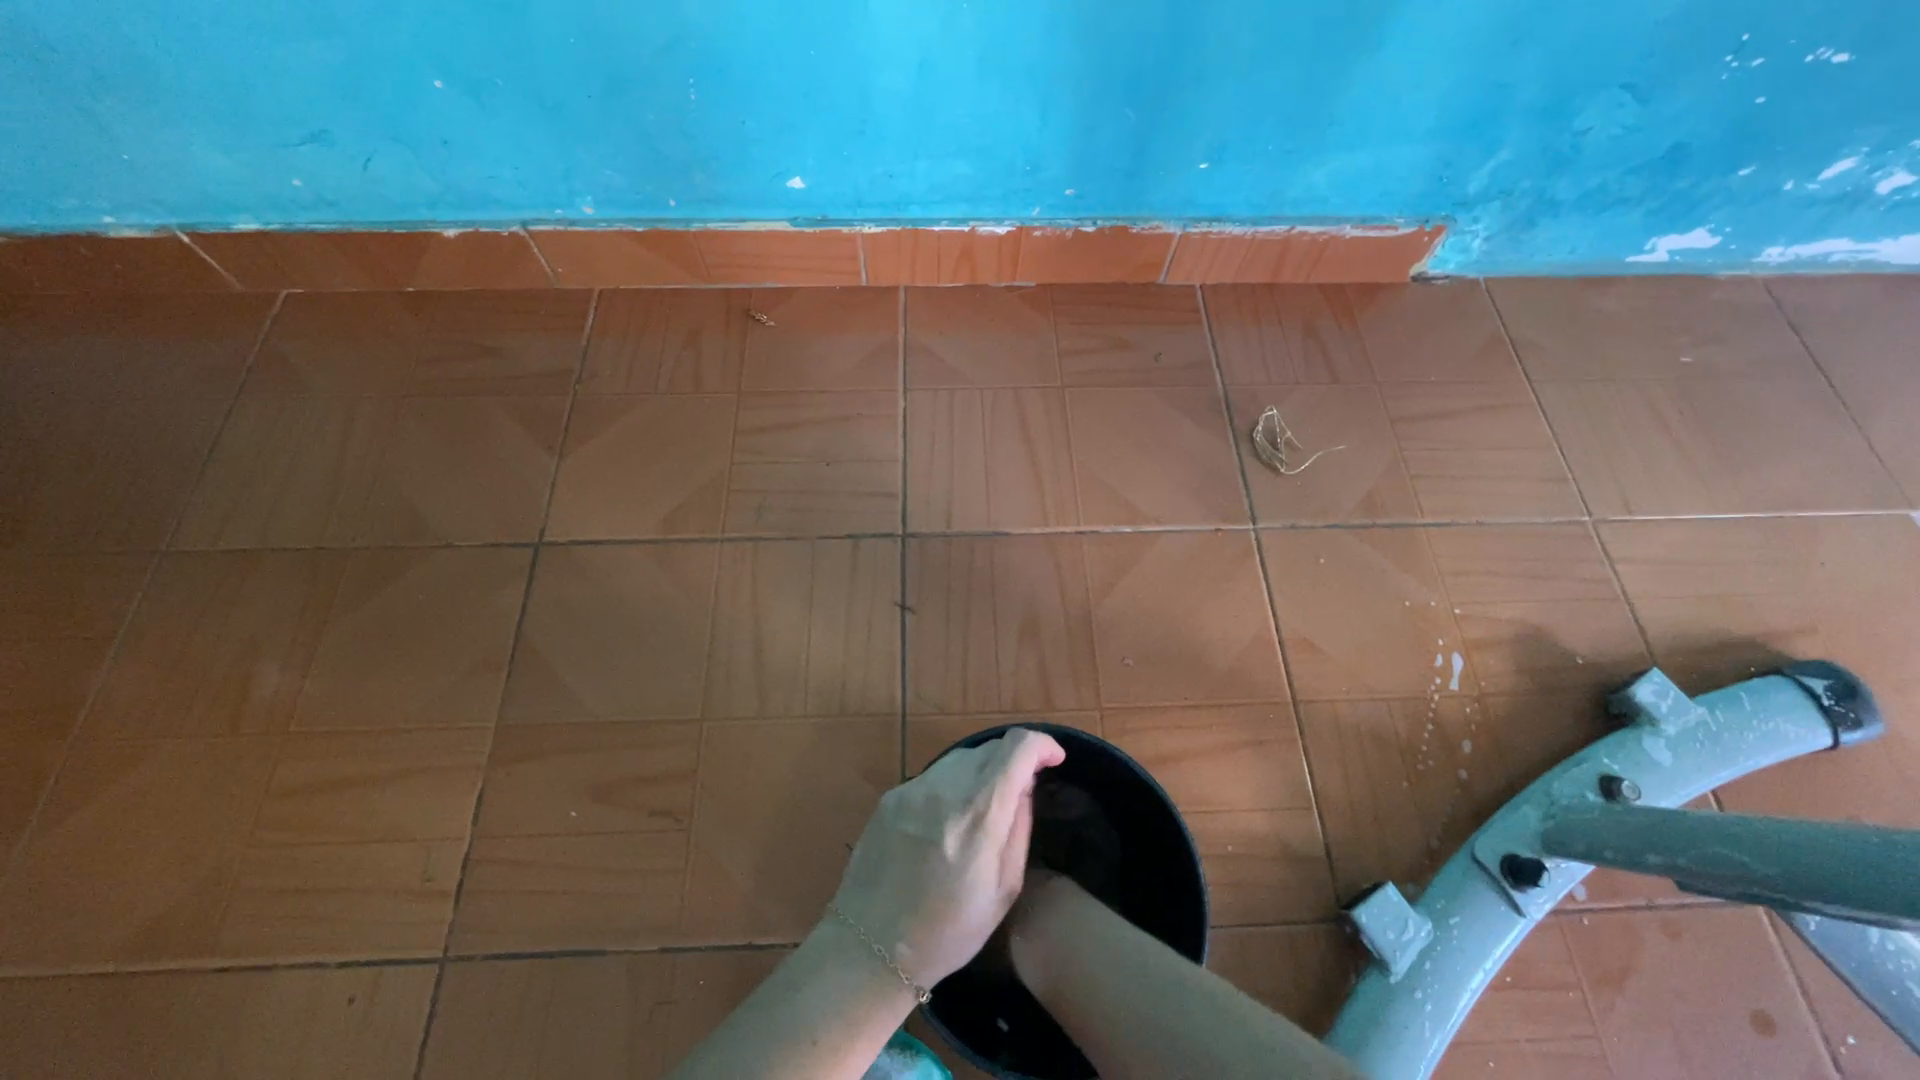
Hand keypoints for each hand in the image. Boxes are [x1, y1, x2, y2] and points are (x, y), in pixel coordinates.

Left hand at [830, 728, 1065, 987]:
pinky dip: (952, 786)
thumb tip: (1025, 786)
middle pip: (989, 747)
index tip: (1054, 759)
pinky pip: (933, 777)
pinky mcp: (889, 798)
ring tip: (985, 807)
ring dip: (982, 770)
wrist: (870, 947)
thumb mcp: (1004, 890)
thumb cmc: (948, 932)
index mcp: (978, 815)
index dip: (1042, 744)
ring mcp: (911, 790)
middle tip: (1021, 790)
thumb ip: (1019, 828)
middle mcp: (943, 790)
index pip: (1017, 748)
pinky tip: (949, 821)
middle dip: (1014, 759)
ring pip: (960, 758)